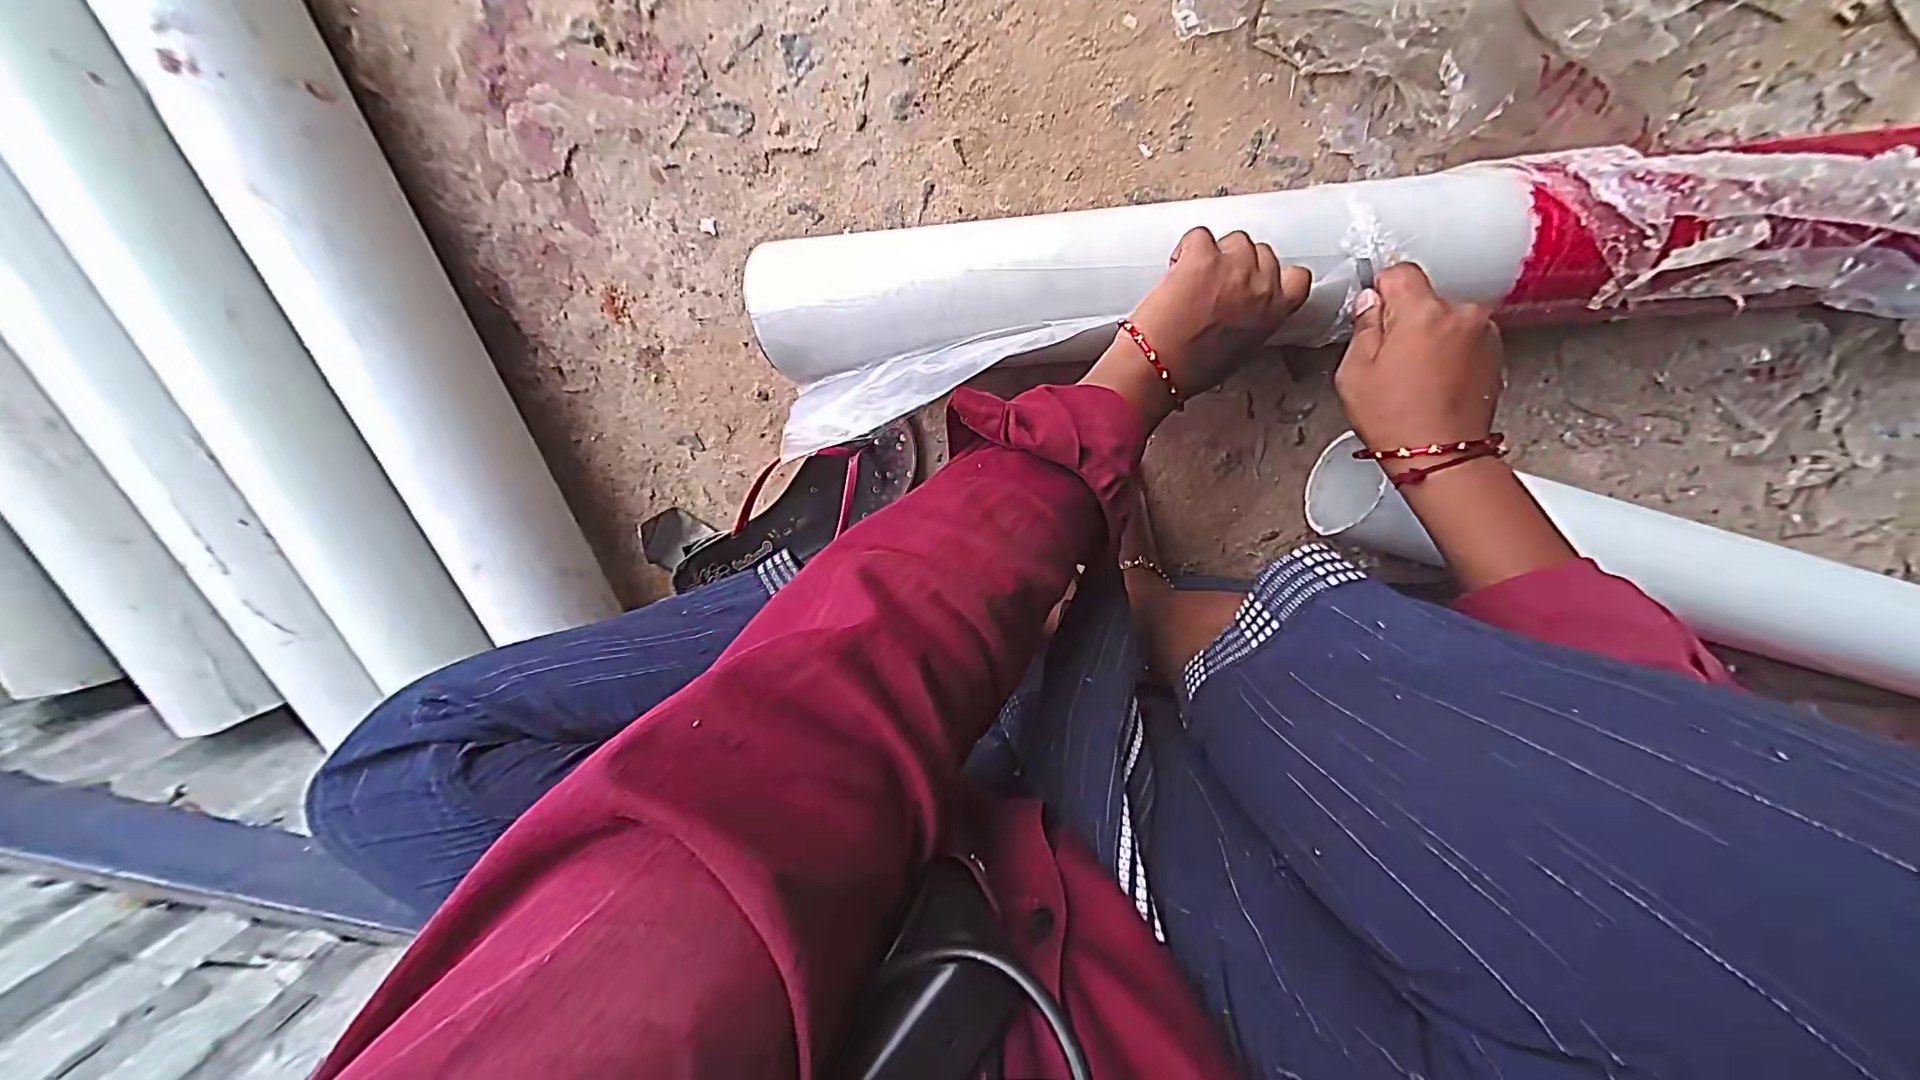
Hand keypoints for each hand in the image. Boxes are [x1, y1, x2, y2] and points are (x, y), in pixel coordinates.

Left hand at [1081, 227, 1310, 427]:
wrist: (1159, 368)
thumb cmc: (1190, 369)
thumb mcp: (1237, 351)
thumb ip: (1249, 323)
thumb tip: (1237, 314)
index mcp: (1274, 312)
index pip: (1296, 278)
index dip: (1273, 275)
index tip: (1255, 280)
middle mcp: (1260, 285)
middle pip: (1259, 253)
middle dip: (1237, 266)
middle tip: (1212, 286)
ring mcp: (1233, 267)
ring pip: (1233, 241)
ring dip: (1214, 254)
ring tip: (1192, 281)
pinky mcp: (1203, 257)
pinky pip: (1198, 236)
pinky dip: (1185, 249)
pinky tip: (1175, 271)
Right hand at [1335, 262, 1576, 589]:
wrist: (1440, 452)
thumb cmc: (1395, 417)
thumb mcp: (1354, 371)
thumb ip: (1363, 328)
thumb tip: (1370, 305)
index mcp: (1423, 312)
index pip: (1401, 272)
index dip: (1379, 289)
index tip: (1370, 310)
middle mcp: (1462, 312)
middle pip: (1424, 297)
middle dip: (1402, 319)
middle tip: (1384, 357)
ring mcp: (1484, 332)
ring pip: (1444, 318)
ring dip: (1427, 336)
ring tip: (1408, 375)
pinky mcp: (1495, 351)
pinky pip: (1462, 337)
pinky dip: (1446, 352)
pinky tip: (1429, 381)